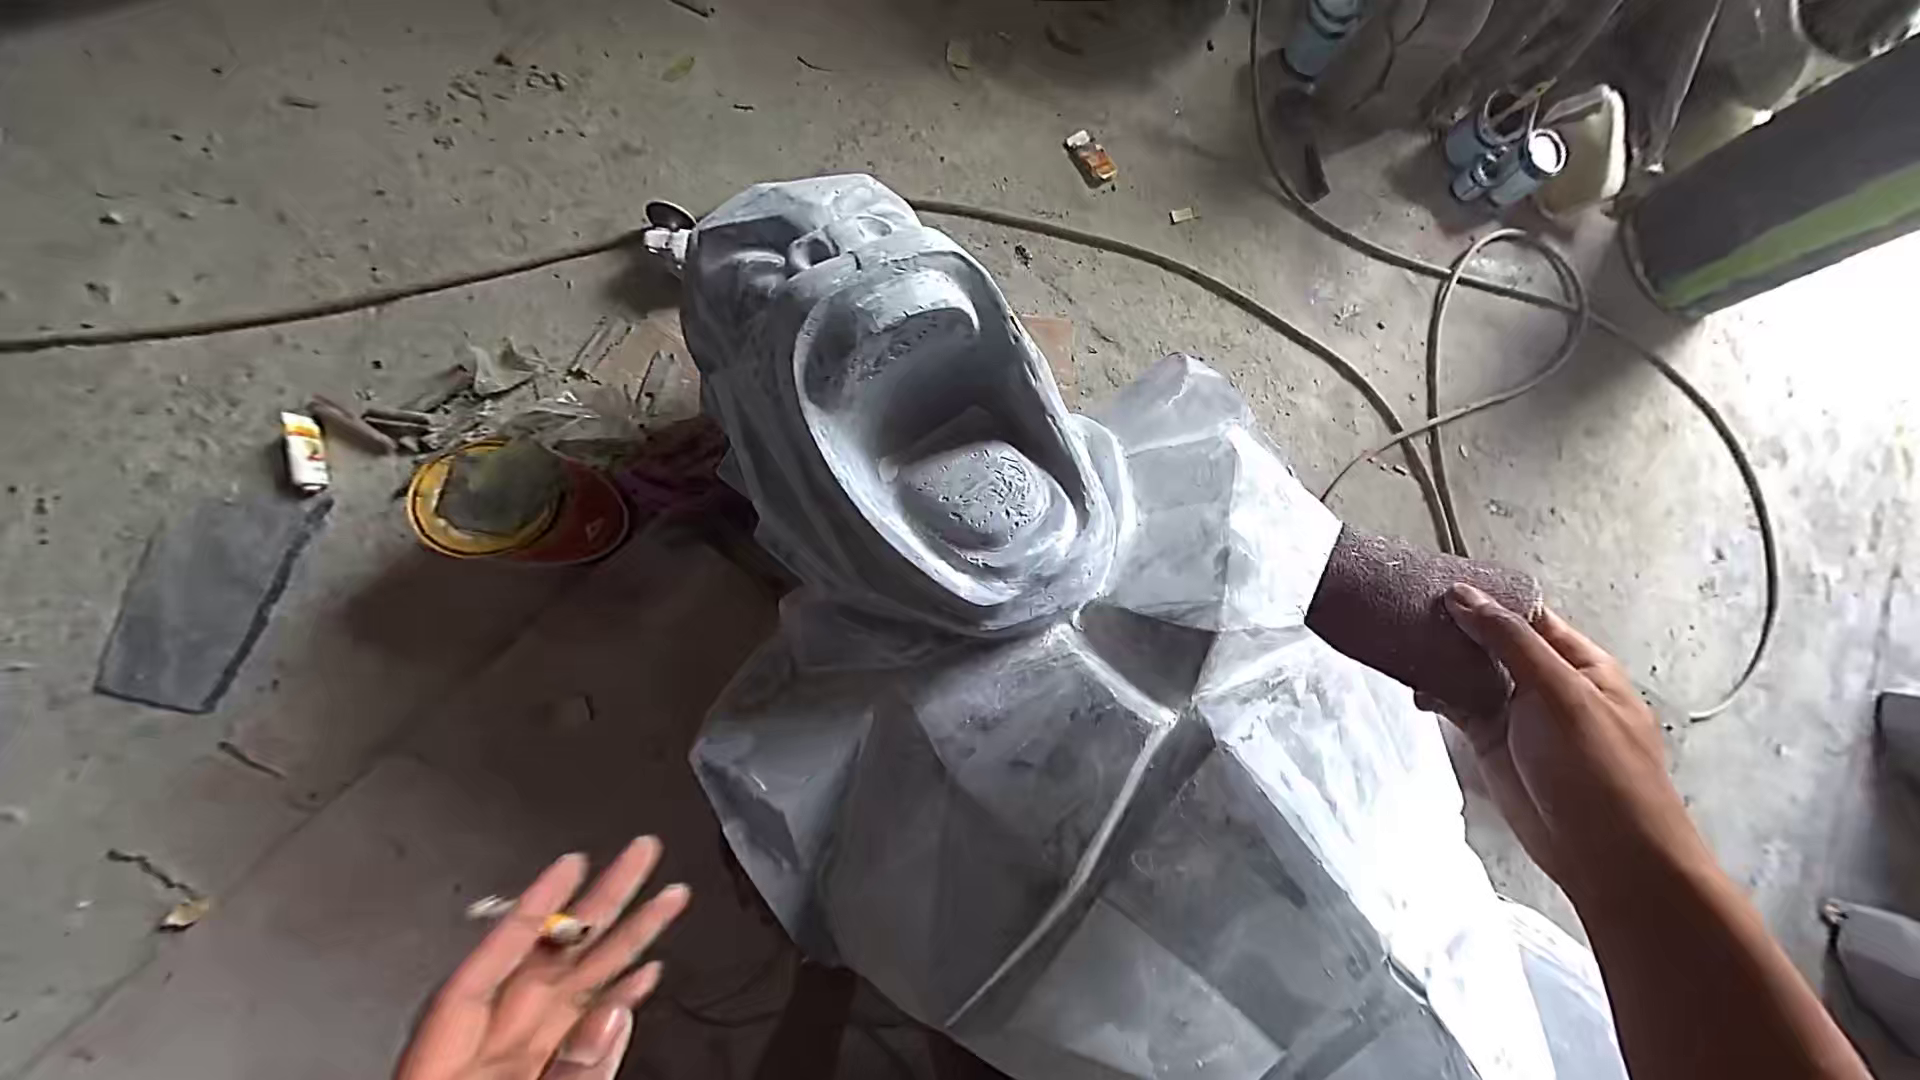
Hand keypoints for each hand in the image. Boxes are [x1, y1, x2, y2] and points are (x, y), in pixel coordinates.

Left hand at [395, 836, 690, 1079]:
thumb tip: (615, 1008)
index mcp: (445, 1075)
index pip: (483, 976)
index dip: (529, 916)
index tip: (573, 864)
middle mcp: (483, 1064)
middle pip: (543, 970)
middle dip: (599, 907)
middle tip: (644, 852)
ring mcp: (518, 1077)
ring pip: (577, 994)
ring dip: (626, 944)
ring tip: (672, 896)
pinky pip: (587, 1034)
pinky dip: (620, 999)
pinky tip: (650, 970)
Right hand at [1423, 583, 1707, 904]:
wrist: (1603, 854)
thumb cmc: (1604, 774)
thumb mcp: (1560, 694)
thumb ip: (1510, 641)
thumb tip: (1465, 597)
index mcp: (1578, 664)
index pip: (1525, 616)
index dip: (1484, 599)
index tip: (1438, 585)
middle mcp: (1544, 682)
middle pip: (1488, 640)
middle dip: (1452, 627)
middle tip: (1409, 612)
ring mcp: (1514, 710)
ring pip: (1465, 669)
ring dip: (1437, 659)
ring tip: (1404, 646)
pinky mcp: (1488, 735)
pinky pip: (1452, 701)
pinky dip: (1431, 692)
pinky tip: (1417, 690)